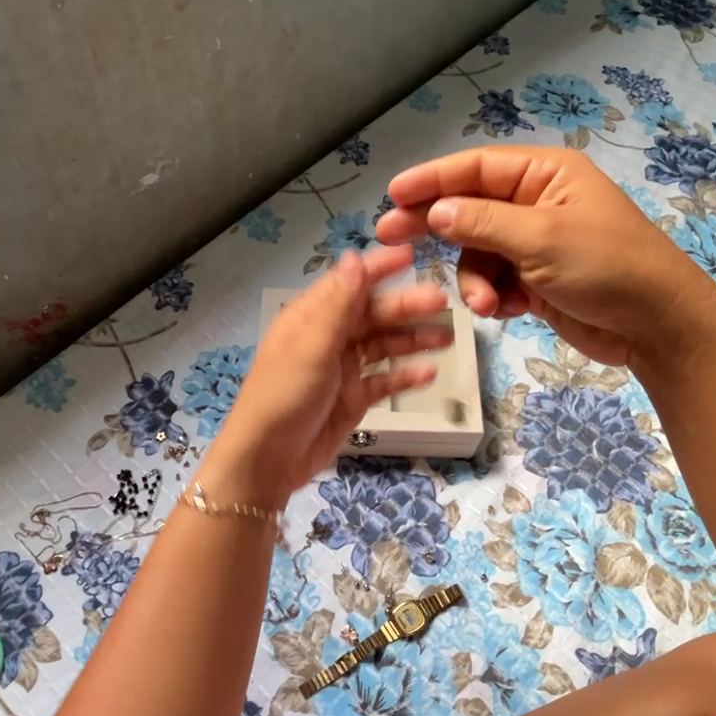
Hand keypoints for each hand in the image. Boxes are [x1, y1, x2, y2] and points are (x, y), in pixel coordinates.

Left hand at [201, 245, 452, 506]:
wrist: (268, 460)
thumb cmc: (284, 394)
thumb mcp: (312, 345)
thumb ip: (339, 304)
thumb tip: (355, 257)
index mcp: (310, 318)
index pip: (349, 284)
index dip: (379, 268)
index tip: (412, 256)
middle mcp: (328, 338)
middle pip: (373, 314)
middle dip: (405, 307)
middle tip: (442, 301)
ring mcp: (342, 369)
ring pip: (383, 346)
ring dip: (412, 339)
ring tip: (447, 336)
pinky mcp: (353, 399)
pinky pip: (384, 381)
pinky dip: (405, 376)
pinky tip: (429, 373)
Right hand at [376, 146, 715, 367]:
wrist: (657, 326)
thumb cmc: (607, 267)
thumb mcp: (541, 239)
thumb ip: (482, 223)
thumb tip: (435, 211)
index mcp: (545, 175)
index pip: (476, 168)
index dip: (432, 179)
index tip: (392, 194)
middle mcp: (536, 202)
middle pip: (469, 207)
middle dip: (435, 226)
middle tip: (389, 237)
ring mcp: (534, 243)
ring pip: (477, 253)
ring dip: (475, 281)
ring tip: (489, 306)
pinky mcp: (535, 280)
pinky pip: (494, 280)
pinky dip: (495, 297)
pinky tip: (510, 311)